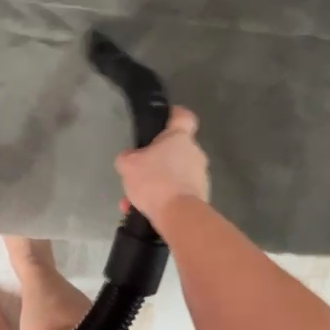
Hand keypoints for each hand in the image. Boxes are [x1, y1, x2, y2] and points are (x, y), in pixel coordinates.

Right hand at [115, 106, 208, 224]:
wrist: (179, 215)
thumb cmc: (154, 180)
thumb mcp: (128, 165)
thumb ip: (127, 158)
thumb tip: (130, 158)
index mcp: (180, 138)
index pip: (183, 117)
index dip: (174, 115)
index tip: (166, 118)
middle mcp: (195, 153)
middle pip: (175, 151)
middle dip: (156, 162)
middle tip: (137, 174)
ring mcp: (200, 176)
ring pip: (174, 176)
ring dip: (156, 185)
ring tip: (133, 201)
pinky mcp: (201, 197)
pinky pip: (178, 194)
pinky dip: (162, 201)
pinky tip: (143, 212)